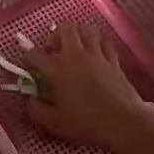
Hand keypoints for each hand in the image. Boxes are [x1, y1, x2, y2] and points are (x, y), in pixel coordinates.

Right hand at [24, 24, 153, 152]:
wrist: (124, 124)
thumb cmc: (86, 123)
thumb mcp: (53, 122)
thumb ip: (36, 109)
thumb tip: (30, 99)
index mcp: (56, 69)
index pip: (35, 54)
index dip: (28, 58)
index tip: (29, 66)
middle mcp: (75, 56)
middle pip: (64, 29)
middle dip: (55, 36)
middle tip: (53, 51)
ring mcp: (97, 56)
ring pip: (87, 30)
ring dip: (78, 35)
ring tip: (74, 48)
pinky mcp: (114, 61)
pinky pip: (105, 43)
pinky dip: (98, 44)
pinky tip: (95, 54)